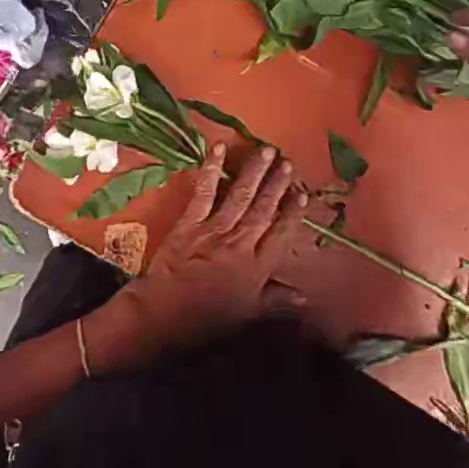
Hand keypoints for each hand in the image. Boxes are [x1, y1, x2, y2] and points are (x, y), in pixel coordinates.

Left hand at [84, 143, 306, 372]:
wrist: (165, 314)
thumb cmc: (206, 319)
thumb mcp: (247, 314)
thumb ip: (276, 300)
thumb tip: (304, 294)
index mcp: (257, 267)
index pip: (281, 233)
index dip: (292, 212)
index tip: (301, 193)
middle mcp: (240, 243)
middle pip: (263, 208)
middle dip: (277, 184)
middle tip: (288, 163)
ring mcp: (214, 230)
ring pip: (240, 195)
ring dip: (255, 171)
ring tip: (268, 151)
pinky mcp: (190, 222)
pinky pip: (204, 191)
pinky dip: (212, 168)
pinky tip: (219, 148)